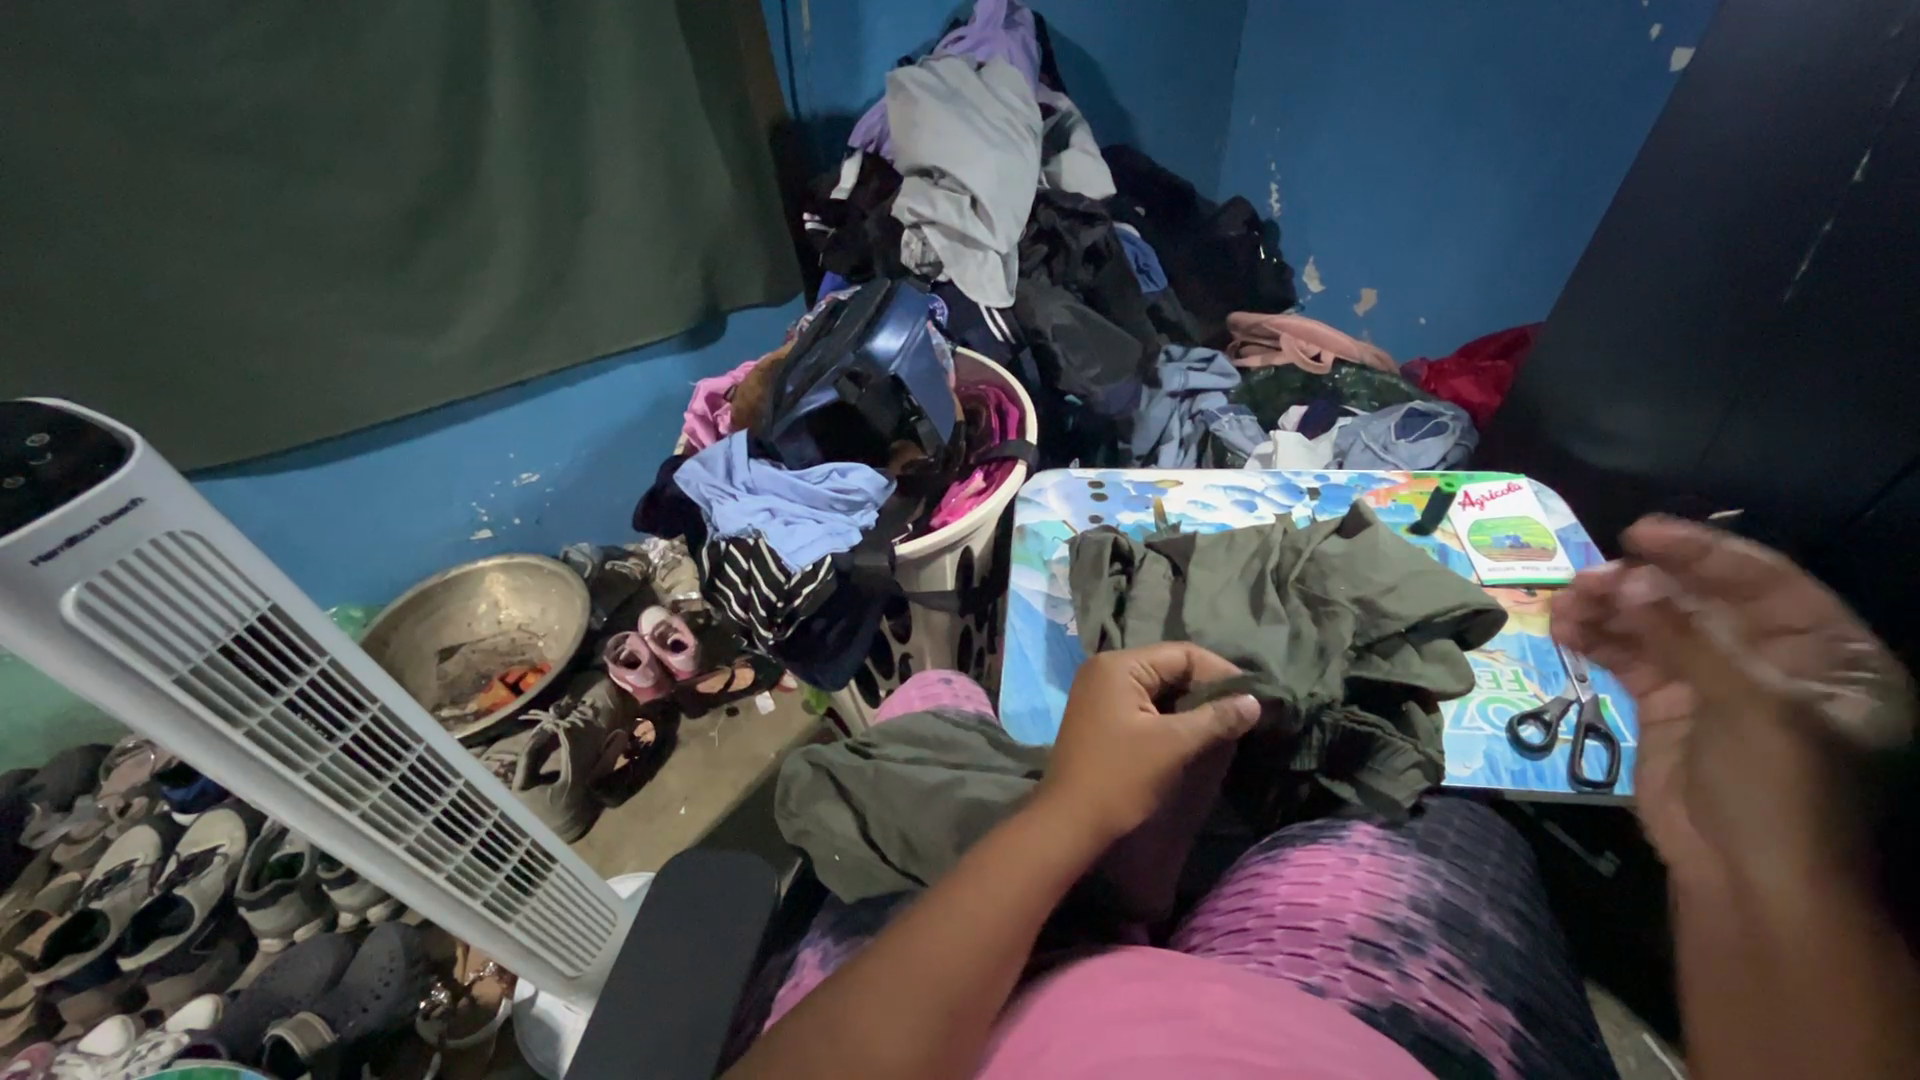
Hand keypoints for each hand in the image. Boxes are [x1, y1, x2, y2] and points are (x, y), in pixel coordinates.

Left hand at [1036, 644, 1259, 844]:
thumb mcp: (1174, 744)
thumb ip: (1216, 718)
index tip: (1254, 697)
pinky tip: (1196, 732)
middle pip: (1170, 668)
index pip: (1182, 654)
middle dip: (1208, 689)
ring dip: (1192, 704)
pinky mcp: (1102, 716)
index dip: (1221, 673)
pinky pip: (1146, 705)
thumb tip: (1255, 701)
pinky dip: (1172, 716)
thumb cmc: (1121, 778)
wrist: (1070, 823)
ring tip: (1227, 723)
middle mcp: (1106, 670)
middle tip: (1244, 712)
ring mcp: (1101, 693)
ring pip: (1160, 688)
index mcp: (1119, 666)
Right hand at [1552, 516, 1914, 885]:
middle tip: (1585, 577)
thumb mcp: (1752, 707)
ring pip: (1656, 628)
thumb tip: (1625, 577)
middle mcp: (1774, 663)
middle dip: (1641, 586)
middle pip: (1701, 602)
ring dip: (1609, 611)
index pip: (1765, 585)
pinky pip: (1629, 660)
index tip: (1638, 533)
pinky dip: (1597, 641)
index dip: (1703, 554)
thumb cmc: (1784, 790)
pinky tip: (1566, 629)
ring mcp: (1717, 686)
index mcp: (1830, 656)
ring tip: (1565, 603)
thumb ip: (1688, 637)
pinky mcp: (1668, 709)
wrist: (1753, 878)